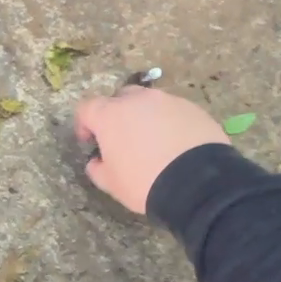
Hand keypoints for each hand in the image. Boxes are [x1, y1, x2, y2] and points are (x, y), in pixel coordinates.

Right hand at [75, 85, 232, 213]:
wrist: (197, 183)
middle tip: (121, 139)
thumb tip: (97, 160)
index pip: (87, 108)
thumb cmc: (143, 182)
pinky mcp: (193, 109)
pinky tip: (174, 145)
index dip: (84, 124)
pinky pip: (173, 112)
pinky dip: (168, 123)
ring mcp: (168, 101)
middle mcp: (139, 100)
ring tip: (152, 143)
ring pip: (149, 103)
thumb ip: (97, 167)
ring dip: (144, 118)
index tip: (89, 141)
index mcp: (111, 115)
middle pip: (120, 98)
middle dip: (116, 115)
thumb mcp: (110, 183)